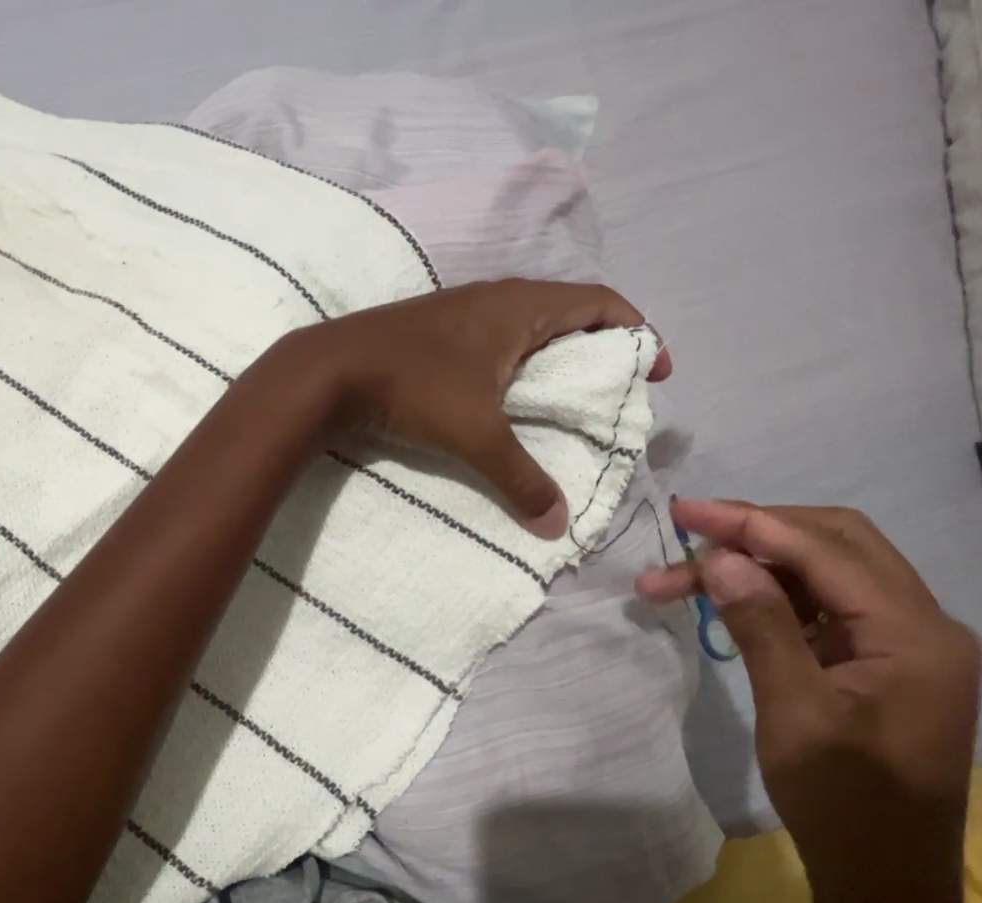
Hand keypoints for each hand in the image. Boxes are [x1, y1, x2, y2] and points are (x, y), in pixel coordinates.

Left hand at [261, 280, 666, 538]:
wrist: (327, 370)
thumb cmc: (412, 387)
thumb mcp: (474, 435)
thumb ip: (520, 478)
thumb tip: (555, 525)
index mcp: (519, 307)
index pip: (598, 302)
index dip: (635, 331)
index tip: (654, 370)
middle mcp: (493, 298)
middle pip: (565, 310)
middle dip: (597, 345)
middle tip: (613, 388)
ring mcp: (457, 311)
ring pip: (523, 324)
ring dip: (551, 353)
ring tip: (563, 396)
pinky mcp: (430, 330)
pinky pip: (491, 338)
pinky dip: (513, 361)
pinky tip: (503, 394)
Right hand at [635, 501, 981, 900]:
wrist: (885, 878)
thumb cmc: (842, 801)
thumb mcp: (794, 712)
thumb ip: (764, 626)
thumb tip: (725, 558)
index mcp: (916, 634)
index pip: (828, 550)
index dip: (752, 524)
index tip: (684, 513)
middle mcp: (925, 625)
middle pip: (838, 544)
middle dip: (757, 532)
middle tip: (686, 534)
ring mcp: (910, 645)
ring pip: (831, 572)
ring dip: (760, 566)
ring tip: (683, 580)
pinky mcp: (887, 664)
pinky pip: (831, 607)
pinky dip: (778, 595)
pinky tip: (731, 603)